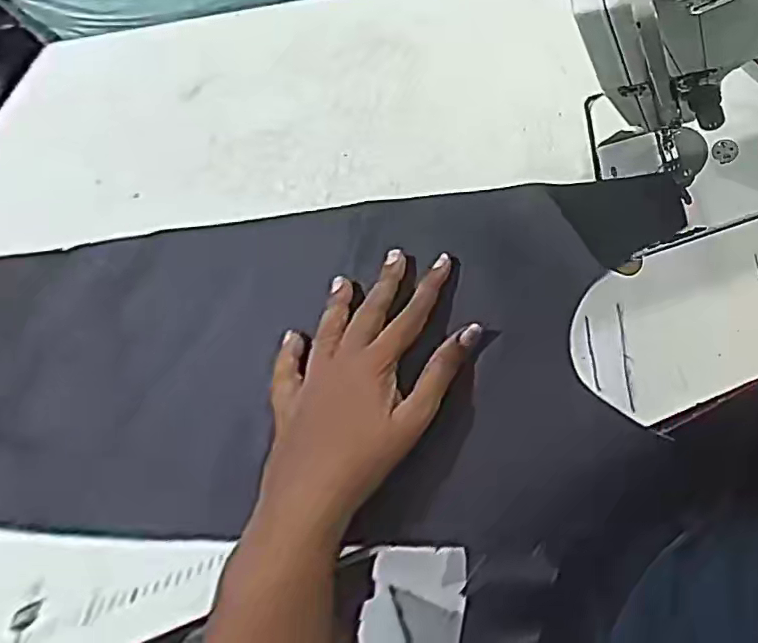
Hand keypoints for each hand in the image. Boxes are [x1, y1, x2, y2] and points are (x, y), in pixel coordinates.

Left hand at [255, 249, 479, 540]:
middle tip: (394, 256)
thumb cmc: (367, 461)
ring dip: (339, 305)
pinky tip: (292, 337)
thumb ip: (442, 371)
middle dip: (386, 282)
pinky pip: (288, 369)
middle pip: (369, 312)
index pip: (410, 315)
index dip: (429, 286)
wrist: (305, 501)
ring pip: (329, 331)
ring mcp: (312, 380)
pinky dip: (290, 350)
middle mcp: (343, 361)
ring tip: (343, 281)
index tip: (440, 262)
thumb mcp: (416, 417)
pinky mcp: (290, 403)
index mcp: (375, 362)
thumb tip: (469, 331)